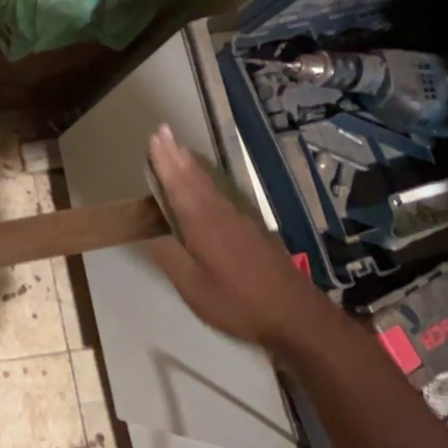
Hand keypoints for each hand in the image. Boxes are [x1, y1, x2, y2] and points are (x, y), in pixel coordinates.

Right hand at [147, 125, 329, 351]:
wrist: (296, 316)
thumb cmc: (238, 304)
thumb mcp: (194, 288)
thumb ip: (170, 257)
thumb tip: (151, 232)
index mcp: (203, 225)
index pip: (178, 185)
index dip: (164, 162)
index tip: (154, 139)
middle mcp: (221, 214)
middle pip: (195, 178)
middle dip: (177, 155)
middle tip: (163, 132)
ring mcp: (240, 221)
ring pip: (209, 185)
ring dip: (191, 166)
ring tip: (178, 150)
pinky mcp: (253, 231)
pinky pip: (221, 196)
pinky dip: (206, 182)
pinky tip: (205, 185)